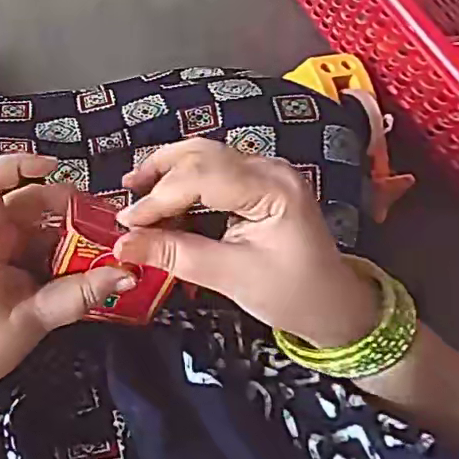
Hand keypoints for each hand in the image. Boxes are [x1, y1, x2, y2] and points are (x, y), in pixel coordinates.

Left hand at [0, 154, 135, 400]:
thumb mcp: (33, 319)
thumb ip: (79, 294)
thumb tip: (126, 273)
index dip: (15, 165)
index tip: (53, 166)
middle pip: (25, 199)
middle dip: (65, 203)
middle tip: (103, 220)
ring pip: (35, 220)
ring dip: (67, 227)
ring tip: (102, 241)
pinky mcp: (3, 261)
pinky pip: (35, 241)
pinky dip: (61, 246)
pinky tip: (85, 260)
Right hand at [114, 139, 379, 347]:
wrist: (335, 304)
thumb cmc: (293, 295)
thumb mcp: (231, 278)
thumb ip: (176, 255)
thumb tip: (123, 244)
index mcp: (273, 189)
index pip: (203, 177)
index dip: (159, 197)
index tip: (126, 222)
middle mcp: (269, 167)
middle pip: (201, 154)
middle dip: (159, 175)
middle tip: (126, 199)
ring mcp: (265, 169)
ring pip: (204, 154)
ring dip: (167, 171)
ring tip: (136, 192)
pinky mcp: (257, 179)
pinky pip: (213, 167)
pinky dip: (183, 179)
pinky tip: (163, 196)